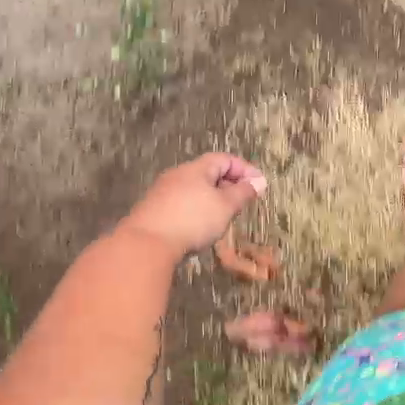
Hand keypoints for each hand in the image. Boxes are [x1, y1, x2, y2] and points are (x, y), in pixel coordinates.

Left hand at [118, 153, 267, 254]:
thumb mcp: (225, 206)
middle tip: (243, 201)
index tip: (259, 185)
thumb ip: (243, 192)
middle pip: (208, 173)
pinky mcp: (153, 211)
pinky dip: (197, 210)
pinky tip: (200, 228)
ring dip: (213, 199)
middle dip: (229, 185)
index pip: (225, 159)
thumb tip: (258, 182)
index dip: (245, 169)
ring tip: (224, 216)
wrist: (145, 245)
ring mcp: (162, 193)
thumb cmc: (192, 220)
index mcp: (196, 169)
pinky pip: (182, 204)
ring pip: (195, 190)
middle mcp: (177, 175)